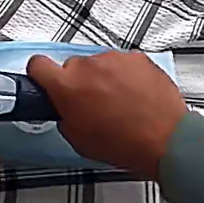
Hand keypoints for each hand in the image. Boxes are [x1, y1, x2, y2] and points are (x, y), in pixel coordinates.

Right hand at [27, 51, 186, 179]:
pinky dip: (126, 75)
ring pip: (99, 63)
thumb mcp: (78, 140)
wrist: (166, 141)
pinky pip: (123, 62)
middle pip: (73, 65)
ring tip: (119, 102)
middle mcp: (88, 66)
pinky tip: (134, 95)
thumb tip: (66, 109)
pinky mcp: (136, 57)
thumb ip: (64, 115)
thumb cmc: (125, 144)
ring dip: (104, 78)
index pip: (37, 64)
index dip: (40, 73)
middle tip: (91, 103)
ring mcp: (114, 59)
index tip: (45, 79)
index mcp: (66, 86)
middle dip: (79, 81)